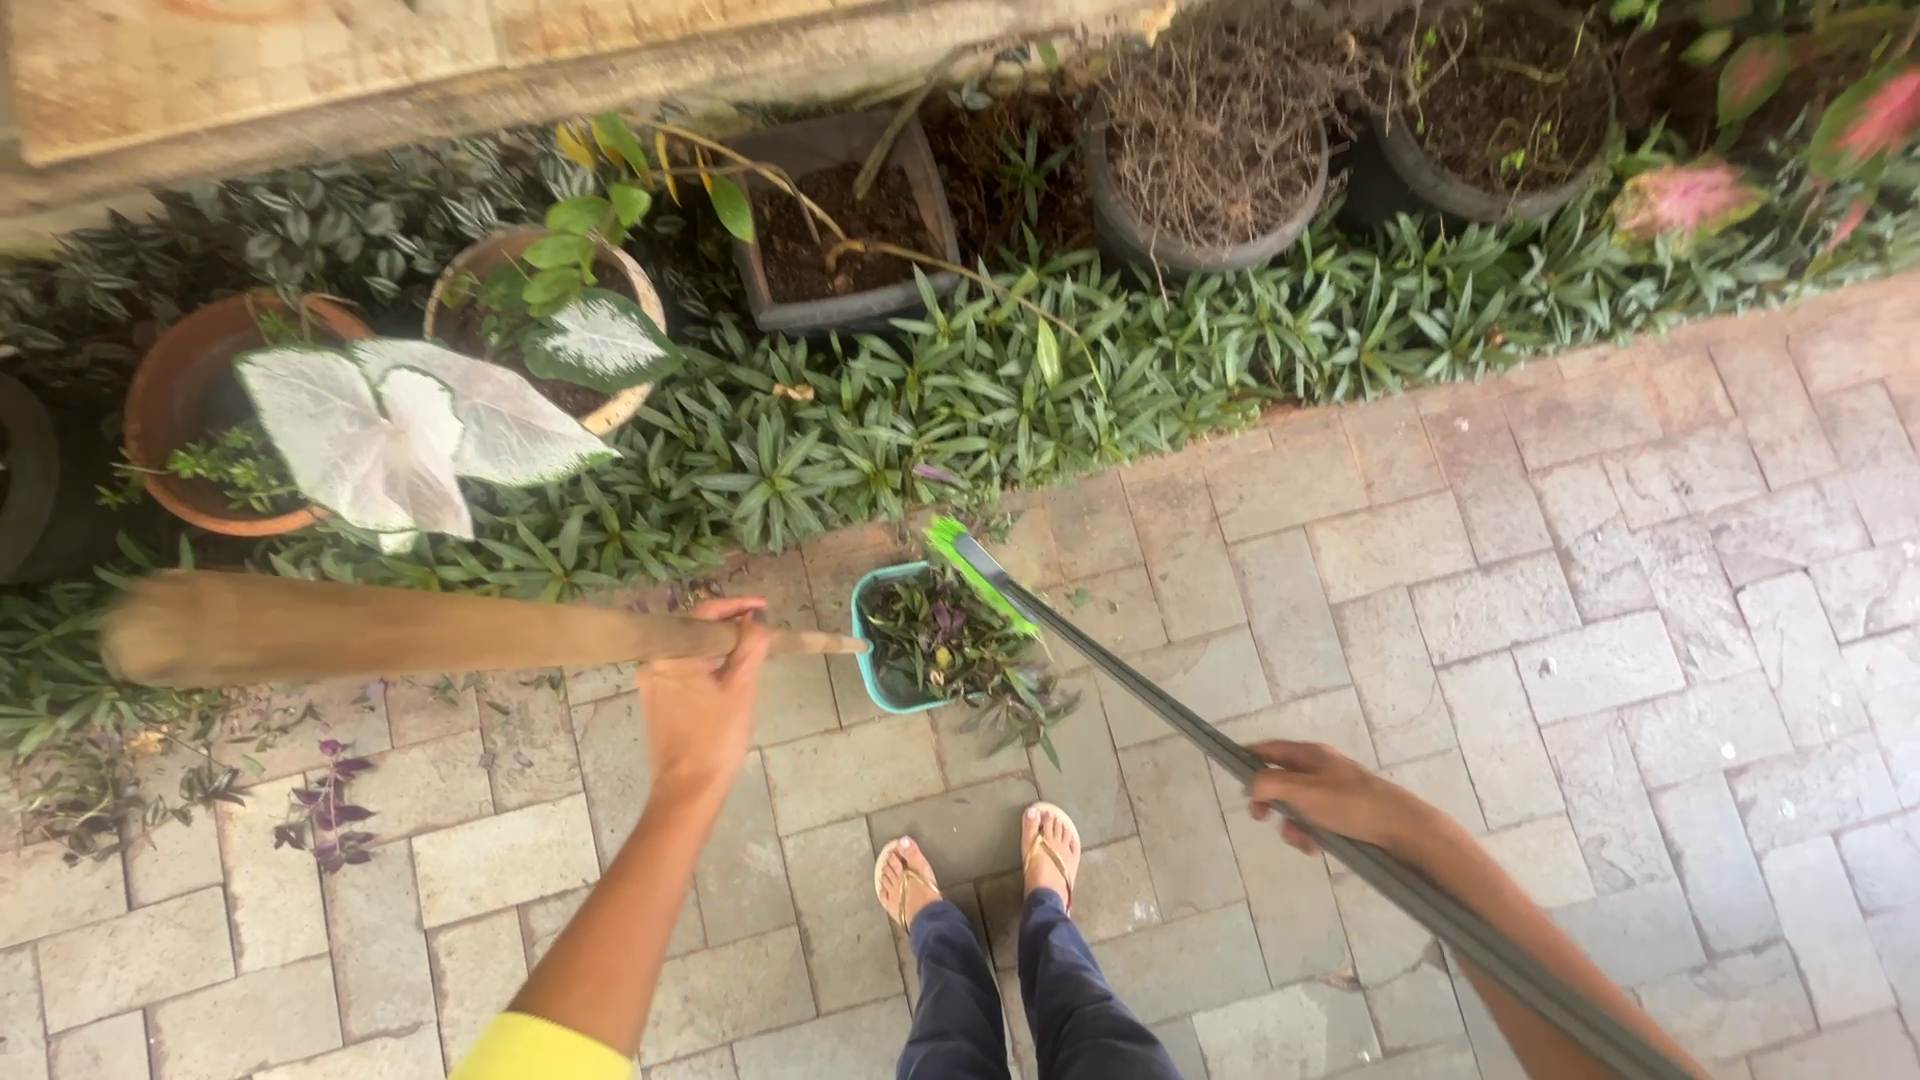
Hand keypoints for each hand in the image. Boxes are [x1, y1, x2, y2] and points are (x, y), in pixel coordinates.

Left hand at [635, 597, 771, 802]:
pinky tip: (729, 669)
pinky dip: (707, 661)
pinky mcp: (656, 698)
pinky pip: (684, 666)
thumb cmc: (716, 737)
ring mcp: (652, 681)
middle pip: (694, 629)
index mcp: (671, 654)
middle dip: (728, 623)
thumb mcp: (741, 688)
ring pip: (690, 648)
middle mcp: (654, 661)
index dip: (737, 605)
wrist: (688, 788)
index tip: (764, 606)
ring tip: (750, 645)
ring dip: (719, 643)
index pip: (704, 613)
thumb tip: (756, 617)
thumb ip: (750, 646)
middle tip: (759, 626)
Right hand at [1243, 740, 1431, 857]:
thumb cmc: (1350, 804)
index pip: (1268, 749)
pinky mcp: (1345, 815)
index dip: (1248, 759)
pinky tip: (1317, 848)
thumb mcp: (1302, 791)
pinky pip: (1316, 822)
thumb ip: (1269, 784)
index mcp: (1309, 755)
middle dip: (1269, 801)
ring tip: (1301, 841)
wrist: (1403, 829)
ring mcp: (1333, 792)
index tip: (1234, 776)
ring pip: (1297, 806)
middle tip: (1262, 817)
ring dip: (1291, 824)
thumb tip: (1250, 785)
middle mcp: (1319, 769)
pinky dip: (1310, 834)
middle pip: (1280, 781)